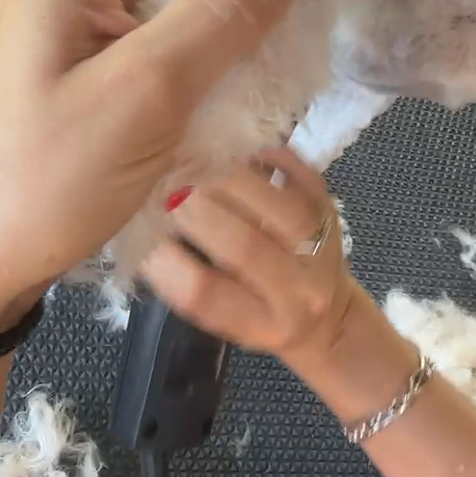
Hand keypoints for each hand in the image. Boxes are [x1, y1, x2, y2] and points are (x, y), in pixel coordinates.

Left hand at [0, 0, 312, 336]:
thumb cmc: (42, 173)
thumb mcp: (146, 91)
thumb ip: (219, 17)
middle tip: (270, 34)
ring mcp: (66, 44)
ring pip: (155, 8)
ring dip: (210, 34)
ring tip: (247, 93)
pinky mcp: (72, 90)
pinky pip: (143, 57)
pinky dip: (187, 73)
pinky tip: (212, 121)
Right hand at [138, 148, 366, 364]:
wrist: (328, 319)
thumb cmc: (258, 316)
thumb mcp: (222, 316)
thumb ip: (189, 280)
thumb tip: (144, 227)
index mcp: (257, 324)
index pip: (206, 294)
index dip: (167, 262)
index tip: (143, 235)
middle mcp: (296, 293)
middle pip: (246, 247)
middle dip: (199, 211)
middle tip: (167, 188)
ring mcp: (322, 252)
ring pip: (279, 209)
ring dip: (232, 181)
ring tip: (197, 165)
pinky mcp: (332, 215)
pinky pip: (305, 179)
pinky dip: (273, 160)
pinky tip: (243, 152)